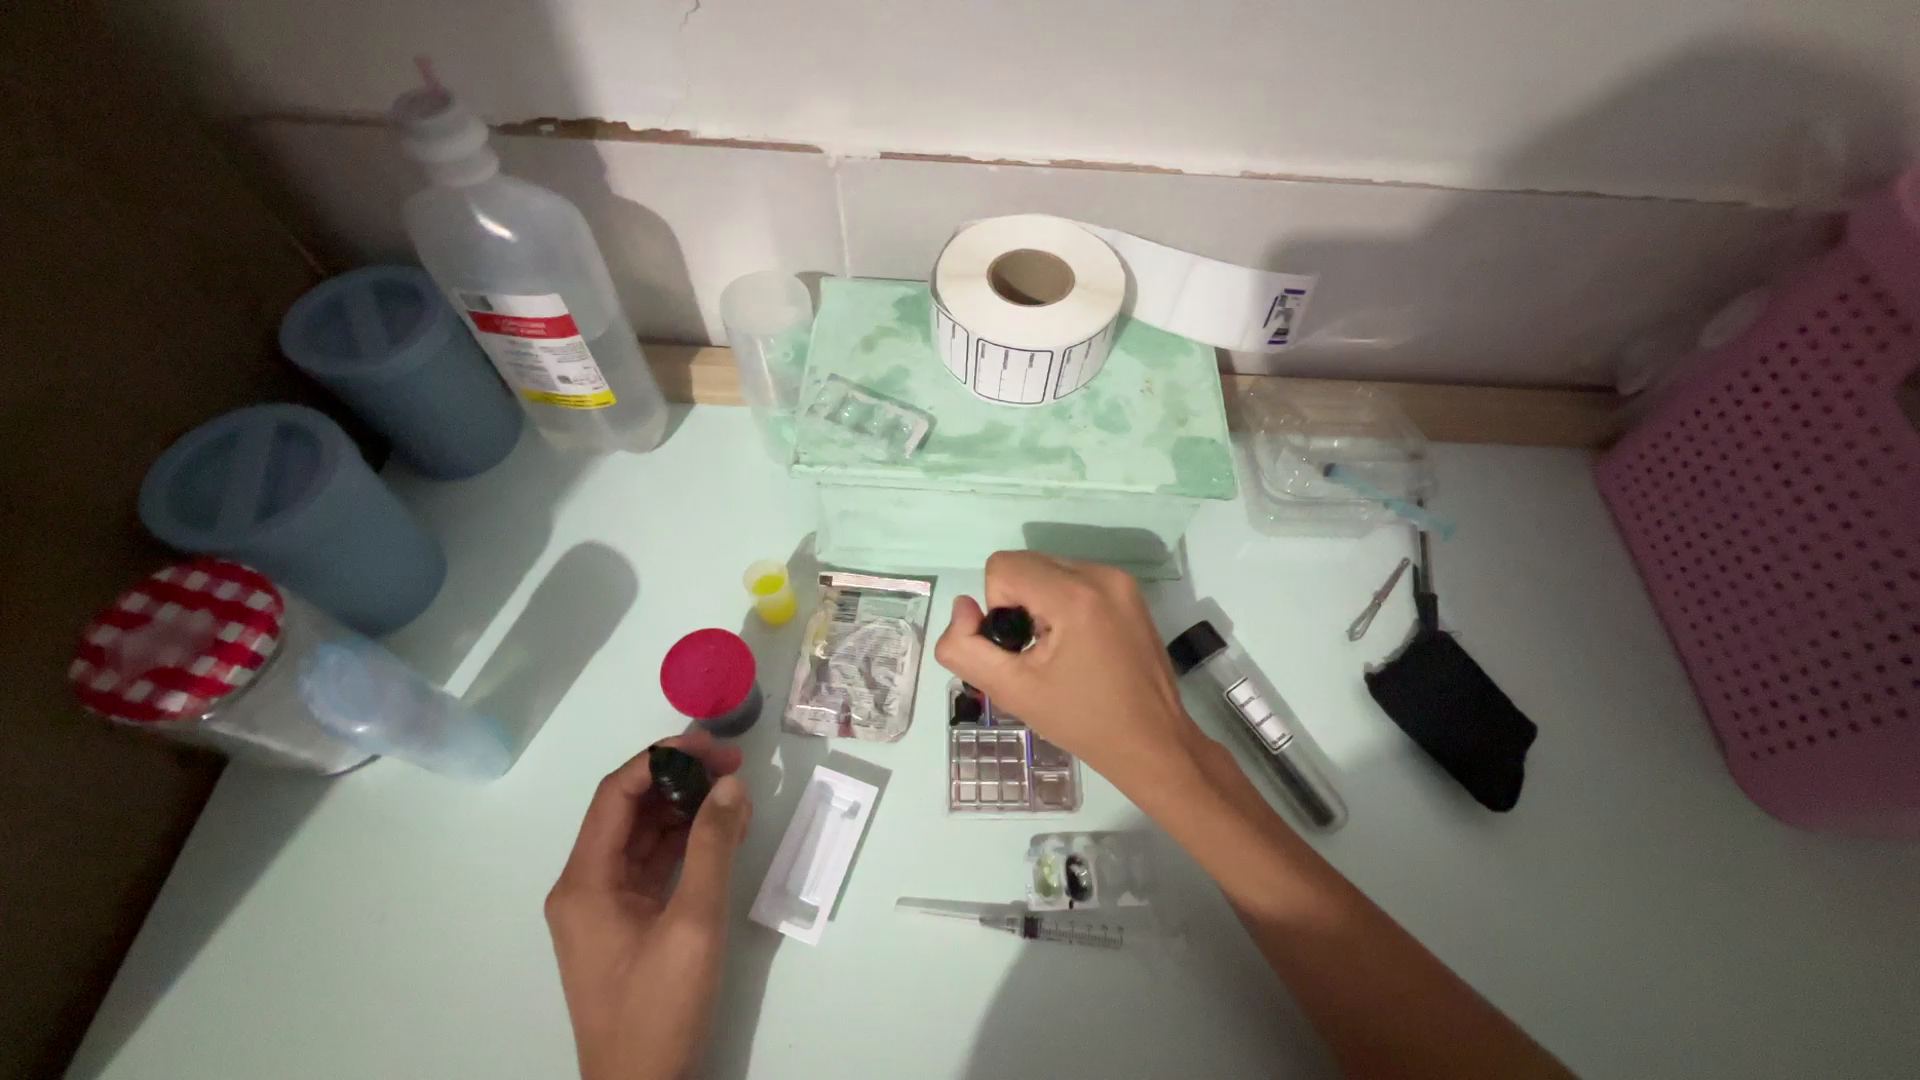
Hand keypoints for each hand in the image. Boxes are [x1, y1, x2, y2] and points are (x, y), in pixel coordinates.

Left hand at [545, 732, 752, 1079]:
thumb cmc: (659, 1008)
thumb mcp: (694, 924)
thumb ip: (712, 847)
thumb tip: (729, 783)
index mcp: (584, 882)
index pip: (615, 795)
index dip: (660, 758)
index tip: (709, 744)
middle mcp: (586, 885)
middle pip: (630, 810)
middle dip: (681, 780)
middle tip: (733, 765)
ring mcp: (606, 905)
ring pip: (646, 835)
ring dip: (689, 810)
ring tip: (737, 795)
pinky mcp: (628, 921)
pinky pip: (655, 864)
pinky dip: (688, 842)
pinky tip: (725, 831)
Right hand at [934, 551, 1205, 792]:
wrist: (1152, 741)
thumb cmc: (1082, 721)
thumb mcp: (1010, 691)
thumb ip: (965, 648)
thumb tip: (963, 607)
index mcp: (1075, 595)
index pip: (1002, 567)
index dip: (997, 609)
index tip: (1021, 649)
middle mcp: (1100, 574)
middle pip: (1026, 564)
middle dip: (1018, 605)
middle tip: (1038, 654)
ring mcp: (1120, 580)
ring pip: (1049, 569)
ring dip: (1040, 603)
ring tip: (1060, 651)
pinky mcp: (1130, 591)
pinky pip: (1075, 578)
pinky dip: (1063, 603)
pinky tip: (1079, 644)